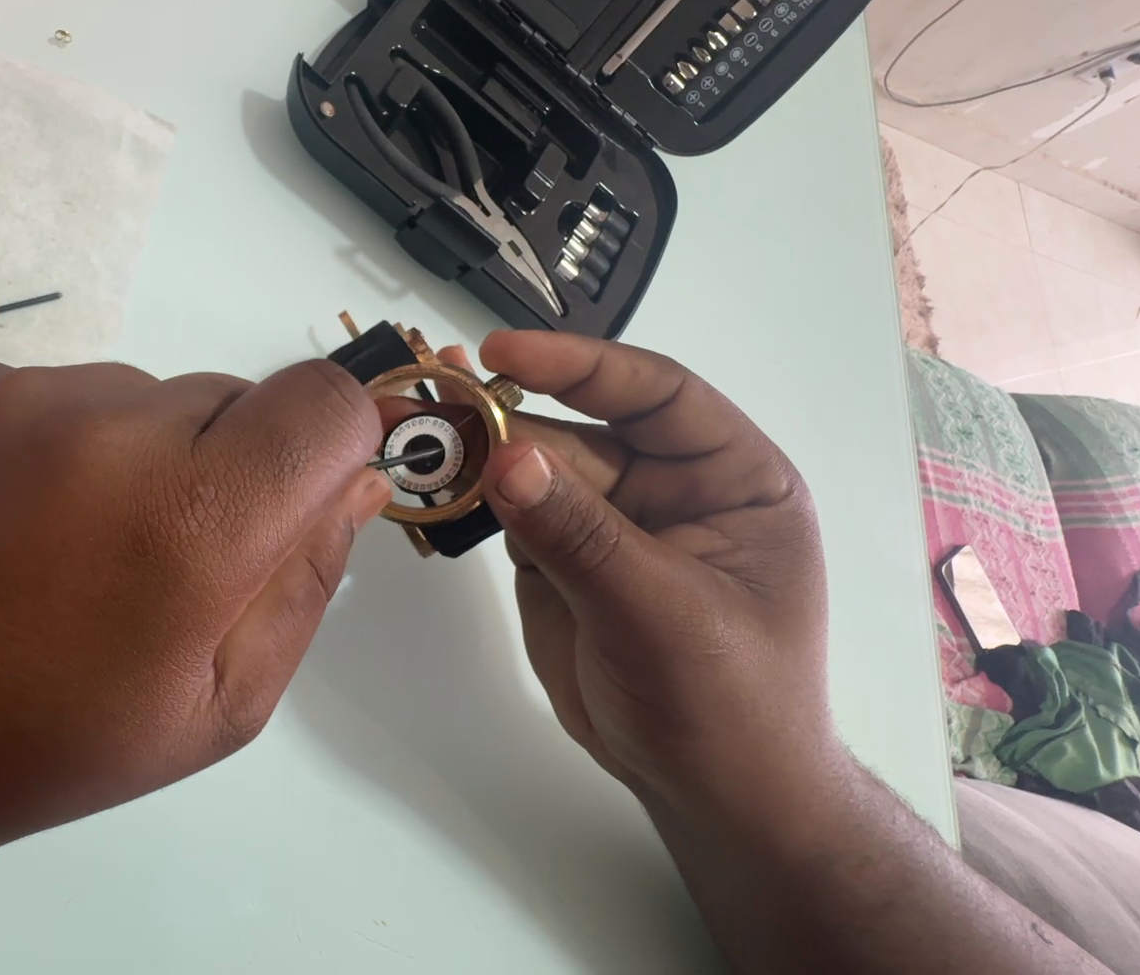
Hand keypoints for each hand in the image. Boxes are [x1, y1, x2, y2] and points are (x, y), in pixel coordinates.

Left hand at [0, 358, 390, 852]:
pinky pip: (68, 389)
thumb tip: (353, 478)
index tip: (299, 494)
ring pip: (151, 392)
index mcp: (191, 521)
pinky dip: (71, 440)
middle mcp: (110, 426)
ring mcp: (24, 393)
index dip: (335, 440)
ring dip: (148, 452)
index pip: (325, 401)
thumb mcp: (224, 703)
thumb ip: (309, 578)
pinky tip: (19, 515)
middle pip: (237, 395)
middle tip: (165, 551)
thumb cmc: (58, 738)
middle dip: (234, 462)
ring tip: (77, 541)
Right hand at [462, 332, 841, 823]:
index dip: (578, 364)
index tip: (501, 352)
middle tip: (428, 400)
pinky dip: (467, 496)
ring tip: (412, 427)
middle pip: (571, 428)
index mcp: (726, 477)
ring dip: (472, 449)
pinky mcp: (557, 555)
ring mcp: (603, 521)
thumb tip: (505, 457)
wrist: (703, 788)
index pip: (653, 394)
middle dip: (501, 415)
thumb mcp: (661, 613)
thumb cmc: (727, 702)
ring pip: (529, 466)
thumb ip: (581, 535)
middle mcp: (660, 485)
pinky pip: (506, 510)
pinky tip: (429, 478)